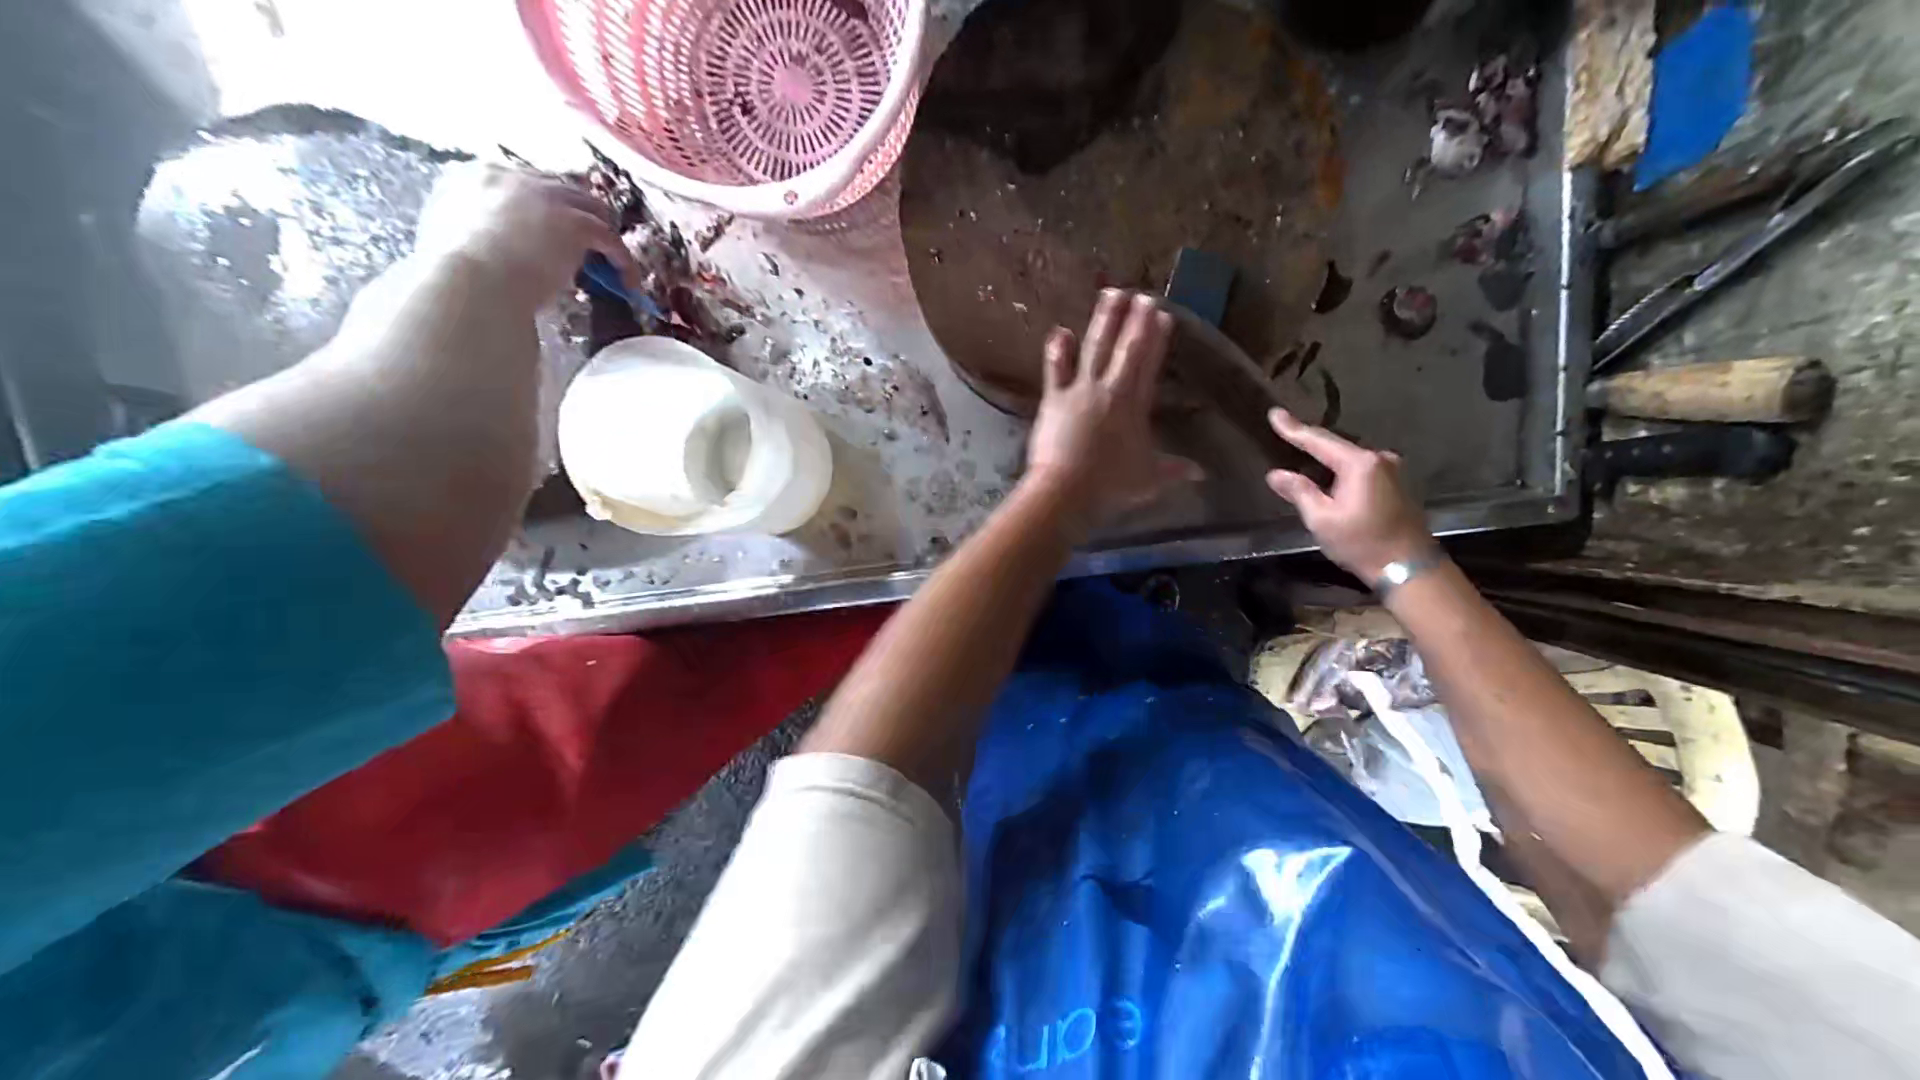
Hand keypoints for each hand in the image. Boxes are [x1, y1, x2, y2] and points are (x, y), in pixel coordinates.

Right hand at [411, 161, 637, 314]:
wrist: (471, 283)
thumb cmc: (455, 274)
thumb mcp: (451, 239)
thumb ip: (472, 230)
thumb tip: (492, 246)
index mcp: (472, 177)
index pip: (519, 184)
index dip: (540, 209)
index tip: (548, 232)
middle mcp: (512, 177)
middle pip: (559, 190)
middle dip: (575, 216)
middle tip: (587, 248)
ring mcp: (546, 197)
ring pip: (590, 208)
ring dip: (602, 235)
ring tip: (612, 265)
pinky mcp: (576, 223)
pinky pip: (610, 238)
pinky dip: (623, 261)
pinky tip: (628, 283)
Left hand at [1025, 289, 1201, 528]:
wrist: (1066, 489)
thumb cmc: (1110, 485)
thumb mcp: (1148, 479)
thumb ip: (1174, 470)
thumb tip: (1201, 473)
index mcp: (1134, 406)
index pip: (1149, 365)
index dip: (1157, 339)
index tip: (1163, 316)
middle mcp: (1109, 390)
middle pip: (1125, 348)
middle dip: (1135, 319)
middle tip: (1142, 295)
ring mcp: (1080, 391)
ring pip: (1094, 348)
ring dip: (1103, 320)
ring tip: (1110, 293)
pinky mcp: (1054, 399)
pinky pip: (1055, 369)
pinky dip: (1057, 350)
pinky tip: (1060, 330)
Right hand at [1265, 407, 1431, 582]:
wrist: (1409, 567)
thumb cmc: (1362, 543)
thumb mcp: (1322, 519)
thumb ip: (1299, 491)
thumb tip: (1276, 474)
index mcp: (1360, 464)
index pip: (1318, 441)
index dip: (1293, 429)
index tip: (1274, 414)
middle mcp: (1379, 459)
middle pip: (1336, 446)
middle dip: (1310, 444)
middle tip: (1285, 435)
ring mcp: (1392, 470)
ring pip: (1349, 458)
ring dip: (1326, 460)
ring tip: (1302, 459)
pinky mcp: (1397, 483)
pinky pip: (1361, 469)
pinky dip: (1341, 471)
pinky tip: (1328, 478)